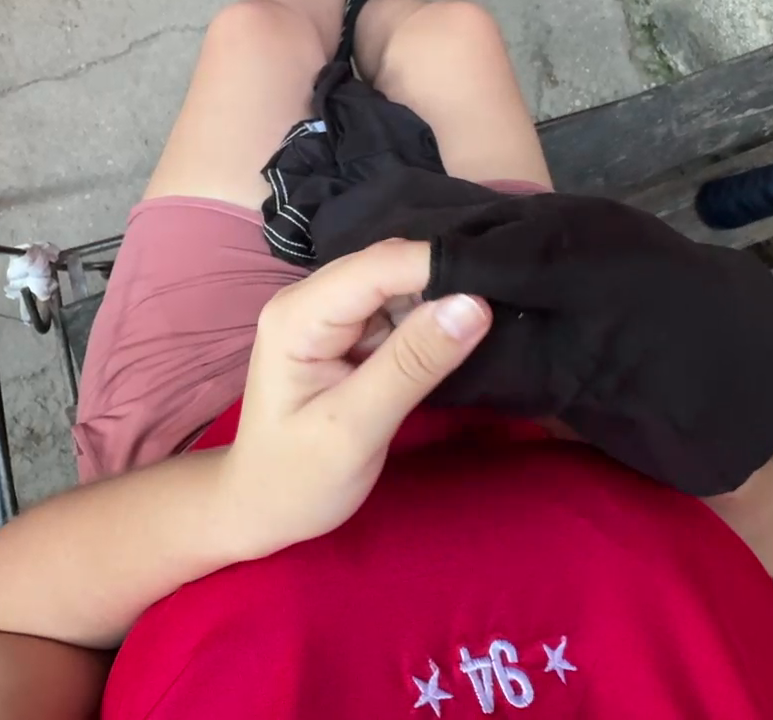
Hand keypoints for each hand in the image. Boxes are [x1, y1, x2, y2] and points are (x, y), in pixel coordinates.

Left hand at [216, 239, 491, 558]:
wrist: (261, 508)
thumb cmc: (297, 478)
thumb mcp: (356, 427)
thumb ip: (413, 364)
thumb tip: (475, 303)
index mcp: (299, 314)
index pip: (378, 267)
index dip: (439, 264)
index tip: (505, 278)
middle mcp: (310, 299)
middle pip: (388, 267)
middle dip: (446, 275)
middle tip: (512, 292)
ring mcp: (328, 315)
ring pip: (397, 285)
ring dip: (443, 295)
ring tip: (501, 307)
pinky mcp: (347, 334)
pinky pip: (397, 310)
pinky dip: (431, 317)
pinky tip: (466, 328)